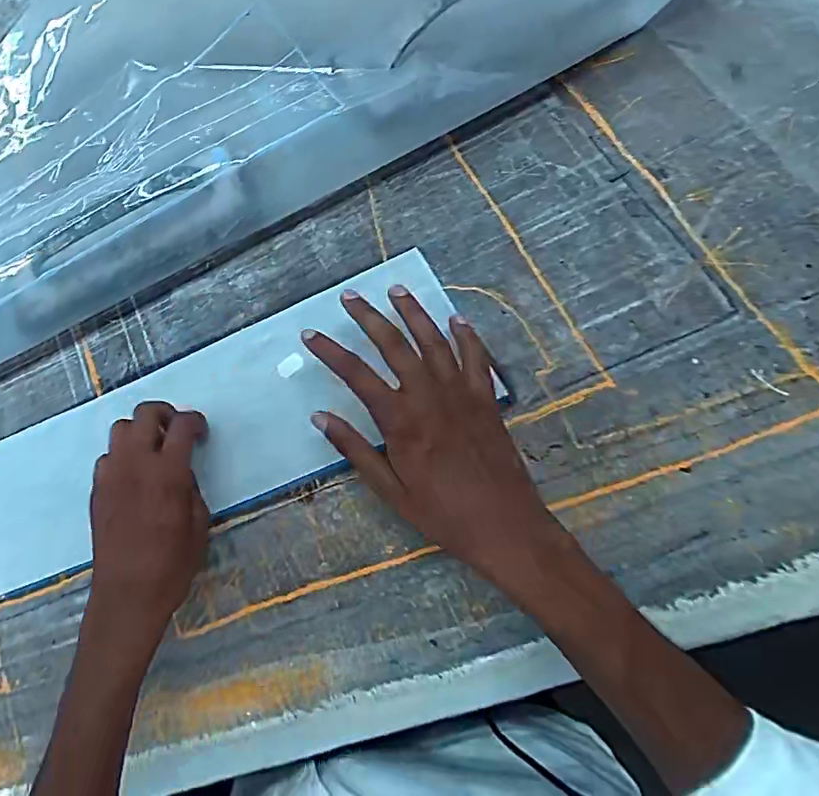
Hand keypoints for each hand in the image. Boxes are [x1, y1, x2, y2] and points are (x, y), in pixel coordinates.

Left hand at [87, 402, 210, 635]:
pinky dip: (122, 456)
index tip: (200, 432)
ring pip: (122, 428)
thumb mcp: (198, 526)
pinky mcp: (97, 486)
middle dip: (165, 414)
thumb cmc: (171, 566)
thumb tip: (181, 471)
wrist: (127, 593)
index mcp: (168, 471)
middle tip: (175, 432)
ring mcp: (112, 472)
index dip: (195, 422)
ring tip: (152, 451)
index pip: (182, 425)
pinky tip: (132, 477)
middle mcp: (136, 462)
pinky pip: (108, 456)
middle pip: (146, 413)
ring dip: (140, 432)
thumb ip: (191, 488)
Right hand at [302, 286, 564, 581]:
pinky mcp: (486, 401)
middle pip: (395, 345)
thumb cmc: (443, 513)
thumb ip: (354, 449)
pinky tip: (455, 319)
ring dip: (414, 313)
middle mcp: (429, 398)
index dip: (330, 352)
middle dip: (369, 317)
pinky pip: (475, 359)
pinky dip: (465, 336)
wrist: (508, 528)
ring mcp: (461, 395)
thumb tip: (319, 417)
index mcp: (401, 421)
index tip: (310, 335)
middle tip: (350, 296)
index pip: (356, 375)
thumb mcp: (390, 489)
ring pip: (434, 342)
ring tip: (396, 290)